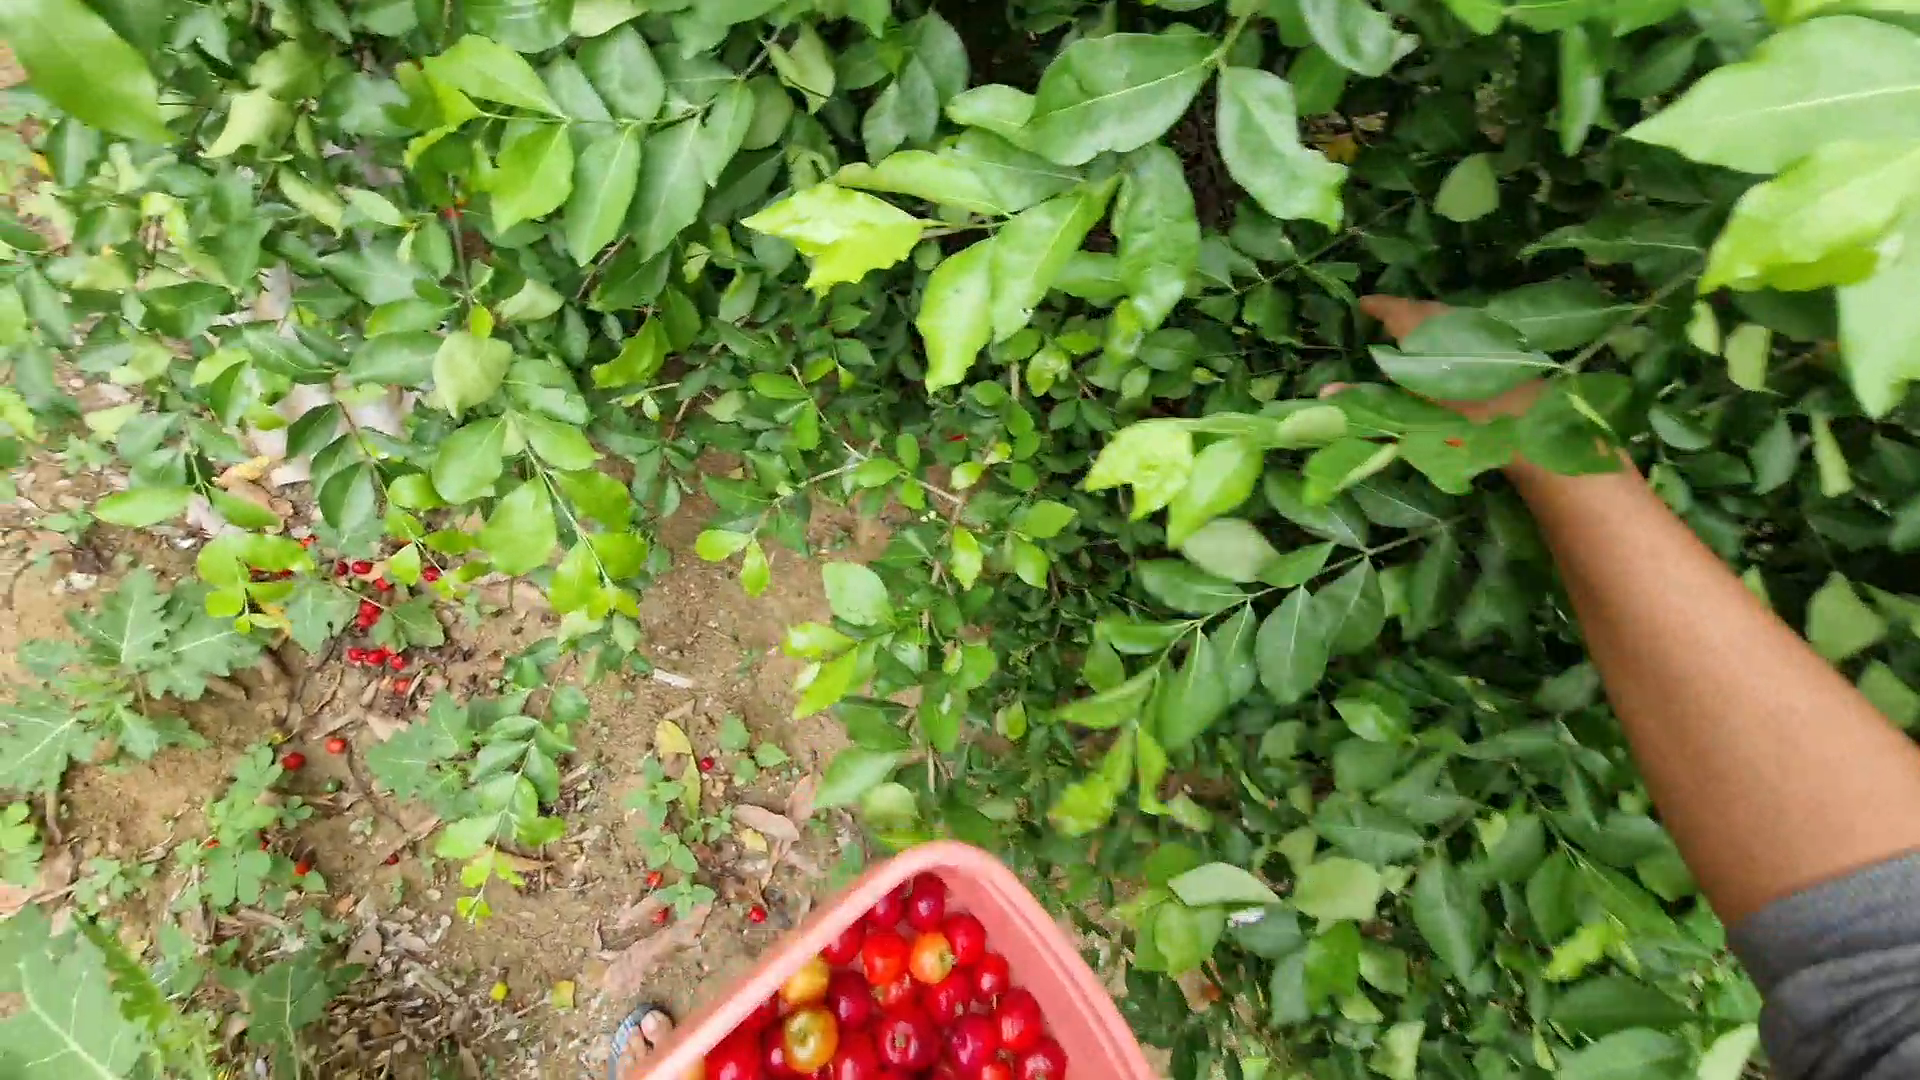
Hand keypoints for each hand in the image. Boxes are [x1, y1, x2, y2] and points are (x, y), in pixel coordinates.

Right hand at [1357, 294, 1543, 422]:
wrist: (1524, 420)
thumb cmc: (1458, 411)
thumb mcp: (1403, 408)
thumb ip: (1364, 398)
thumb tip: (1324, 393)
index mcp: (1424, 332)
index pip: (1397, 310)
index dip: (1379, 306)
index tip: (1362, 302)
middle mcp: (1450, 324)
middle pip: (1423, 311)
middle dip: (1401, 311)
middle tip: (1381, 316)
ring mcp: (1478, 334)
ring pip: (1445, 320)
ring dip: (1425, 323)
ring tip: (1406, 333)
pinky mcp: (1498, 348)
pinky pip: (1462, 333)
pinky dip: (1445, 336)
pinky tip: (1439, 352)